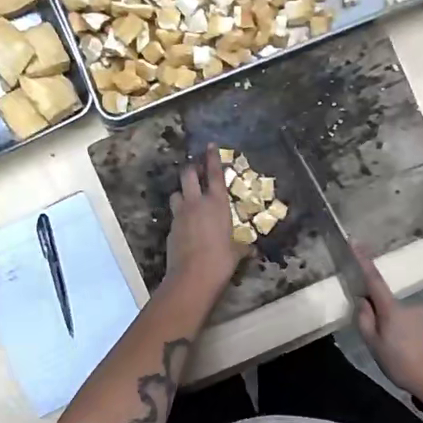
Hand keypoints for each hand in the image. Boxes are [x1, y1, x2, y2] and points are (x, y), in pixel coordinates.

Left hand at [164, 145, 245, 291]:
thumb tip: (251, 249)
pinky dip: (180, 214)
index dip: (212, 157)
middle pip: (188, 175)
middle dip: (192, 168)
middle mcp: (196, 203)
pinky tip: (187, 224)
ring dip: (182, 191)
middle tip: (197, 168)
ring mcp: (180, 215)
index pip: (214, 173)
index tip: (210, 145)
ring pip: (176, 192)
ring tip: (189, 197)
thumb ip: (243, 246)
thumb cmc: (221, 260)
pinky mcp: (170, 228)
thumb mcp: (237, 252)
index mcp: (216, 203)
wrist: (192, 276)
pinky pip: (174, 214)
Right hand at [352, 246, 422, 403]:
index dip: (363, 260)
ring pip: (396, 317)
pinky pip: (408, 326)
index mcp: (391, 308)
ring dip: (392, 331)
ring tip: (395, 356)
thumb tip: (363, 301)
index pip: (374, 280)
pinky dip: (403, 337)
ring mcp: (421, 314)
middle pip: (384, 304)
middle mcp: (408, 305)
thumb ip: (365, 320)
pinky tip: (406, 356)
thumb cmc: (402, 363)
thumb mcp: (374, 344)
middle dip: (378, 318)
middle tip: (378, 345)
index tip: (355, 242)